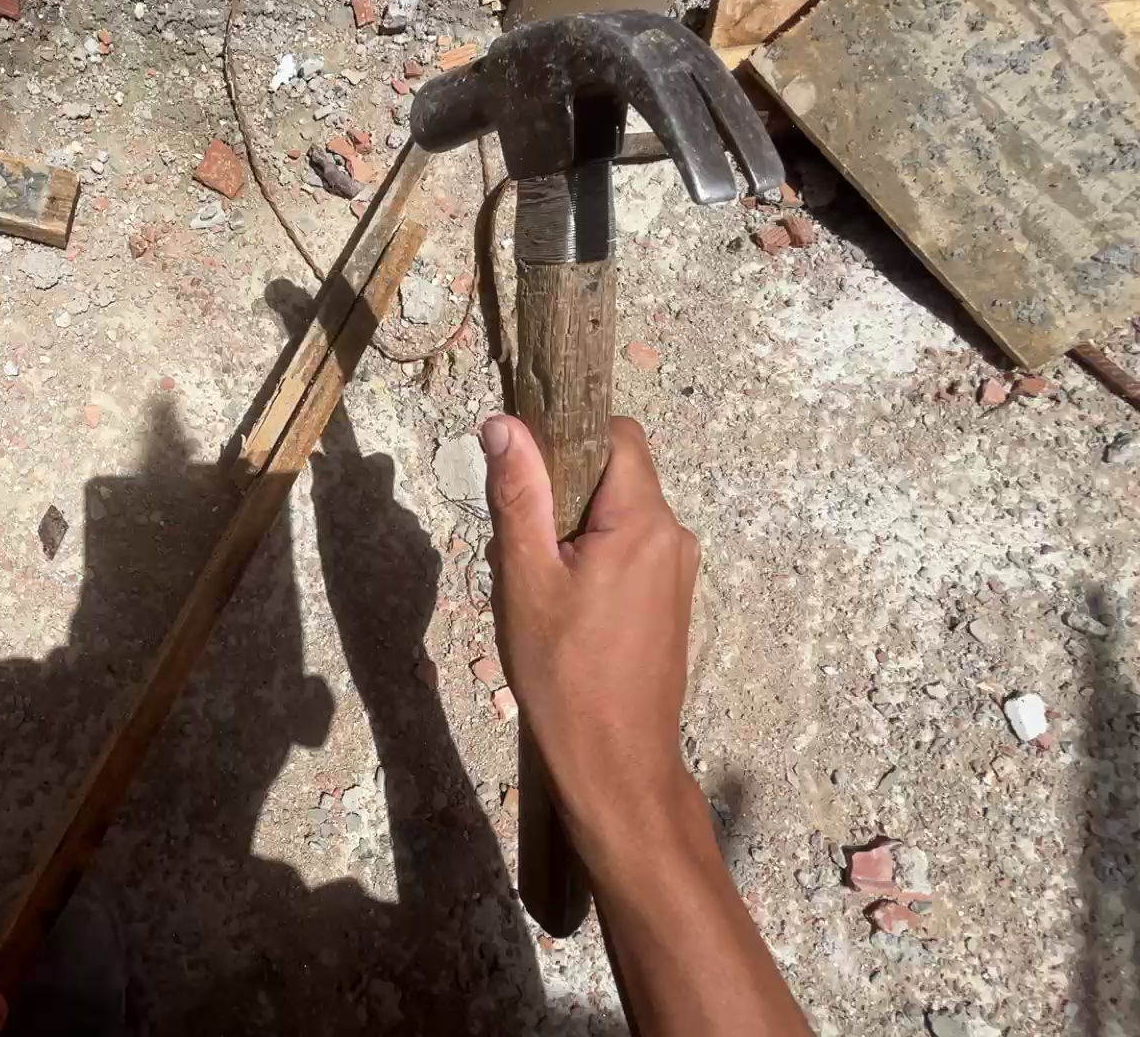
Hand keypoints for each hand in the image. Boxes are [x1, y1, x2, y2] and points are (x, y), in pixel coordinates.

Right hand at [480, 414, 699, 851]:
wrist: (612, 755)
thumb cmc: (561, 664)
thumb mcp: (525, 574)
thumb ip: (518, 493)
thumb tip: (504, 423)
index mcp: (642, 521)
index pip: (617, 435)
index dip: (568, 432)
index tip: (521, 464)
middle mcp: (673, 536)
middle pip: (614, 473)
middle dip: (558, 488)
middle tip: (514, 537)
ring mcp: (676, 570)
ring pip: (615, 513)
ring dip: (567, 524)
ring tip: (531, 575)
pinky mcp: (668, 598)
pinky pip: (624, 546)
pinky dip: (586, 552)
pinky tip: (556, 598)